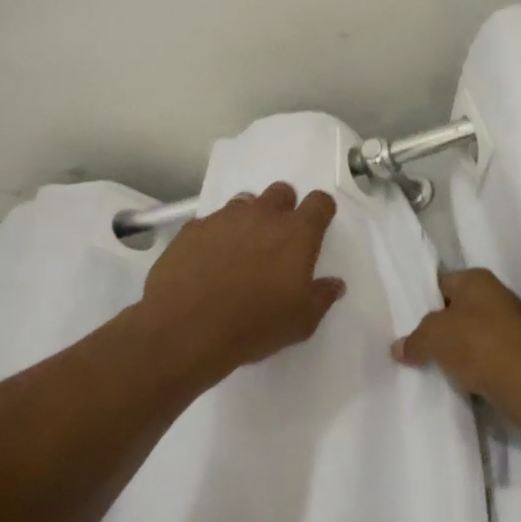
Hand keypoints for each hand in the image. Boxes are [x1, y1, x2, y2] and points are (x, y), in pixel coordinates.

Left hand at [134, 181, 344, 382]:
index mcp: (296, 233)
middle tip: (279, 240)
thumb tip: (334, 284)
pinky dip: (217, 235)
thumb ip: (322, 297)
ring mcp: (223, 218)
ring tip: (242, 251)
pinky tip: (209, 263)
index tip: (316, 229)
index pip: (319, 203)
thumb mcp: (301, 321)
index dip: (321, 212)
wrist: (186, 329)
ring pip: (244, 203)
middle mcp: (262, 216)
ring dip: (250, 219)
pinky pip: (211, 222)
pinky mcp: (192, 229)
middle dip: (284, 208)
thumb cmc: (255, 325)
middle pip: (281, 192)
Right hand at [391, 268, 520, 409]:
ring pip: (475, 333)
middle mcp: (499, 294)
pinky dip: (477, 364)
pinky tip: (463, 379)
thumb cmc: (477, 344)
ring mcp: (514, 323)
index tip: (408, 324)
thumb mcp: (433, 337)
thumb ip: (414, 340)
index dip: (423, 301)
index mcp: (477, 278)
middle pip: (459, 308)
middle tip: (418, 347)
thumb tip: (399, 348)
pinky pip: (489, 354)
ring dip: (459, 348)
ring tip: (437, 366)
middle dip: (441, 327)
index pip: (442, 283)